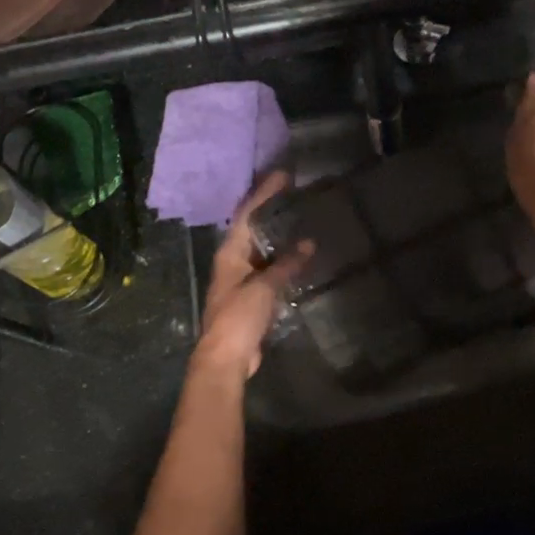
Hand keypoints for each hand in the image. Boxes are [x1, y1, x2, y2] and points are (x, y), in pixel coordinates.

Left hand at [192, 171, 311, 382]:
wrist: (227, 358)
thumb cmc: (239, 318)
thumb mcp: (264, 288)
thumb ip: (286, 264)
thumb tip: (308, 243)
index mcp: (229, 254)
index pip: (246, 214)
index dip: (263, 193)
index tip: (282, 175)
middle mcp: (232, 262)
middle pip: (251, 228)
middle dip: (270, 209)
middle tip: (293, 192)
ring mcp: (241, 280)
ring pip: (261, 248)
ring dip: (277, 234)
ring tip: (299, 217)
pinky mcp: (251, 297)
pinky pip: (269, 269)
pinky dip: (283, 259)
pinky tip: (299, 256)